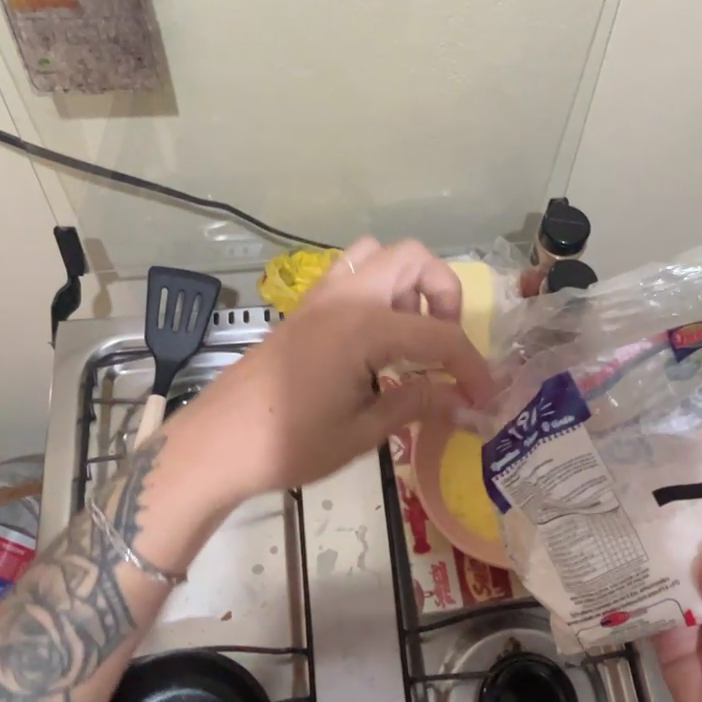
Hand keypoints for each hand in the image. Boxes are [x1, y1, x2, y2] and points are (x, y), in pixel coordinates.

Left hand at [163, 239, 492, 504]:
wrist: (216, 444)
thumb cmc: (290, 443)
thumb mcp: (363, 432)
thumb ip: (417, 404)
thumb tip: (462, 401)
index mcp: (363, 326)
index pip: (439, 335)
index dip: (470, 366)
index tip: (485, 397)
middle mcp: (345, 296)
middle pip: (412, 258)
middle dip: (443, 294)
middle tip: (442, 345)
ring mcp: (321, 297)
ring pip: (378, 257)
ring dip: (407, 286)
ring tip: (409, 338)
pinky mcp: (305, 309)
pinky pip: (352, 276)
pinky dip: (378, 293)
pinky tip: (376, 346)